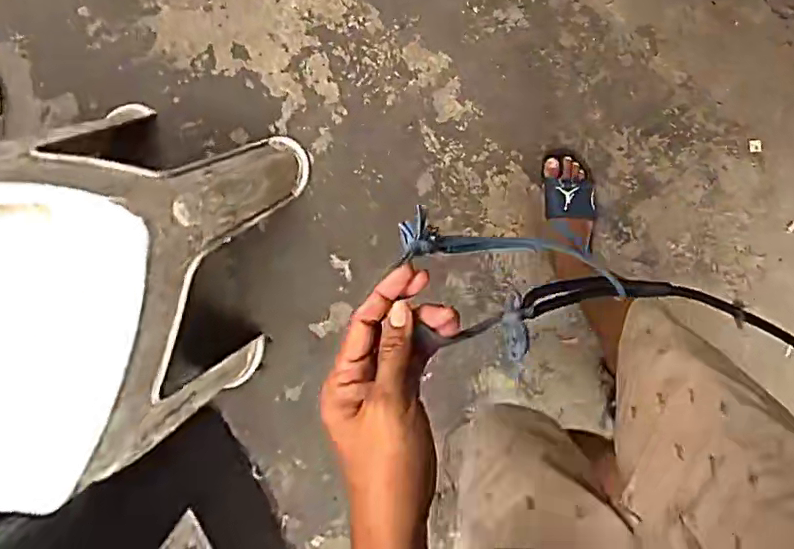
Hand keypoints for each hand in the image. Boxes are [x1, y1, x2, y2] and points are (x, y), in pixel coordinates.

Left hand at [319, 264, 459, 548]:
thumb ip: (394, 353)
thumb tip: (399, 308)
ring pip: (401, 342)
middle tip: (432, 288)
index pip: (362, 323)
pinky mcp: (400, 396)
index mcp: (343, 378)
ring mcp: (380, 386)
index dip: (385, 294)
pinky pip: (412, 359)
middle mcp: (358, 377)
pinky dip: (428, 345)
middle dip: (408, 308)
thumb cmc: (387, 466)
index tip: (408, 273)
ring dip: (424, 326)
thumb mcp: (390, 404)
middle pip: (382, 329)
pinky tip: (445, 333)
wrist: (399, 519)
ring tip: (450, 319)